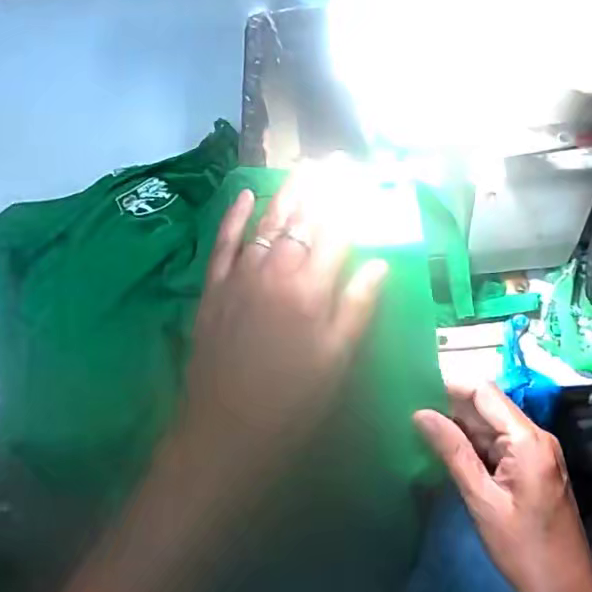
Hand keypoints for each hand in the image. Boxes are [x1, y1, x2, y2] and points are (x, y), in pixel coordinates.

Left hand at [163, 173, 387, 507]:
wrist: (224, 430)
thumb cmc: (291, 404)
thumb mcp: (336, 362)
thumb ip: (356, 308)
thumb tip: (377, 264)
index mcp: (311, 291)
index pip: (336, 233)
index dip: (349, 203)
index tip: (359, 178)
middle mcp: (275, 272)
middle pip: (300, 219)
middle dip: (319, 187)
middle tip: (332, 160)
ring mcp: (239, 277)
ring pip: (264, 222)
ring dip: (284, 193)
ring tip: (301, 168)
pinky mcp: (213, 289)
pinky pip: (224, 242)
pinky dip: (234, 216)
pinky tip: (245, 195)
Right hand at [414, 382, 591, 591]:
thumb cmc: (524, 550)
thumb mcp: (482, 500)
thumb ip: (453, 452)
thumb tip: (421, 414)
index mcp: (528, 440)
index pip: (484, 393)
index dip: (449, 385)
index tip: (413, 387)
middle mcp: (534, 438)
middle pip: (486, 407)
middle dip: (448, 405)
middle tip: (406, 407)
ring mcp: (533, 454)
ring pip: (488, 426)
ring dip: (455, 425)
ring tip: (415, 425)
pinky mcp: (529, 470)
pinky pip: (494, 445)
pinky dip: (469, 445)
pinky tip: (440, 448)